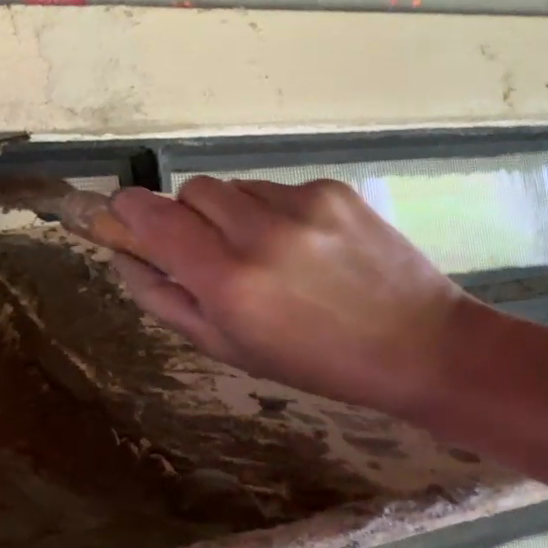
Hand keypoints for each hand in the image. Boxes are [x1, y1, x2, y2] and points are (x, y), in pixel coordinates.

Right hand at [99, 179, 475, 415]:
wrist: (425, 347)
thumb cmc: (312, 360)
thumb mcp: (223, 346)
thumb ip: (161, 297)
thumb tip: (123, 254)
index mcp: (227, 281)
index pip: (150, 216)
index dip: (127, 210)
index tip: (123, 216)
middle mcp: (258, 234)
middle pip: (188, 192)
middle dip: (184, 215)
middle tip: (207, 249)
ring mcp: (300, 206)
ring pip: (229, 187)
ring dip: (228, 213)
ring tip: (264, 251)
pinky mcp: (332, 190)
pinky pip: (271, 188)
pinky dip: (270, 211)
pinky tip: (302, 246)